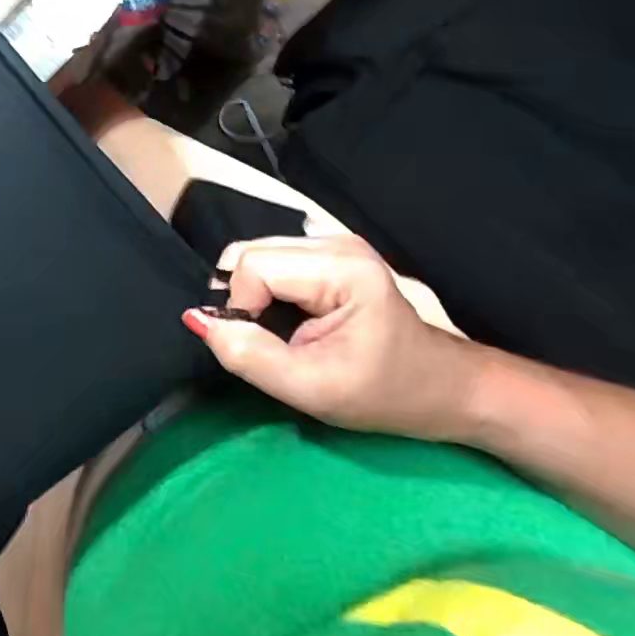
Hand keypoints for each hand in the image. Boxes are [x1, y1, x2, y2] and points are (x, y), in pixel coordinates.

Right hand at [184, 235, 488, 440]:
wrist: (439, 387)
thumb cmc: (384, 394)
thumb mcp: (312, 390)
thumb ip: (250, 356)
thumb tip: (196, 320)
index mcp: (342, 268)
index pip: (254, 267)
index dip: (242, 309)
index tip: (263, 347)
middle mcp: (336, 242)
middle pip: (251, 253)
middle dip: (244, 299)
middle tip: (271, 340)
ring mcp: (333, 241)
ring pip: (256, 253)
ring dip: (253, 294)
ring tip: (282, 330)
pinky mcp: (328, 250)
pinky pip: (271, 258)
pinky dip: (265, 288)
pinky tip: (288, 315)